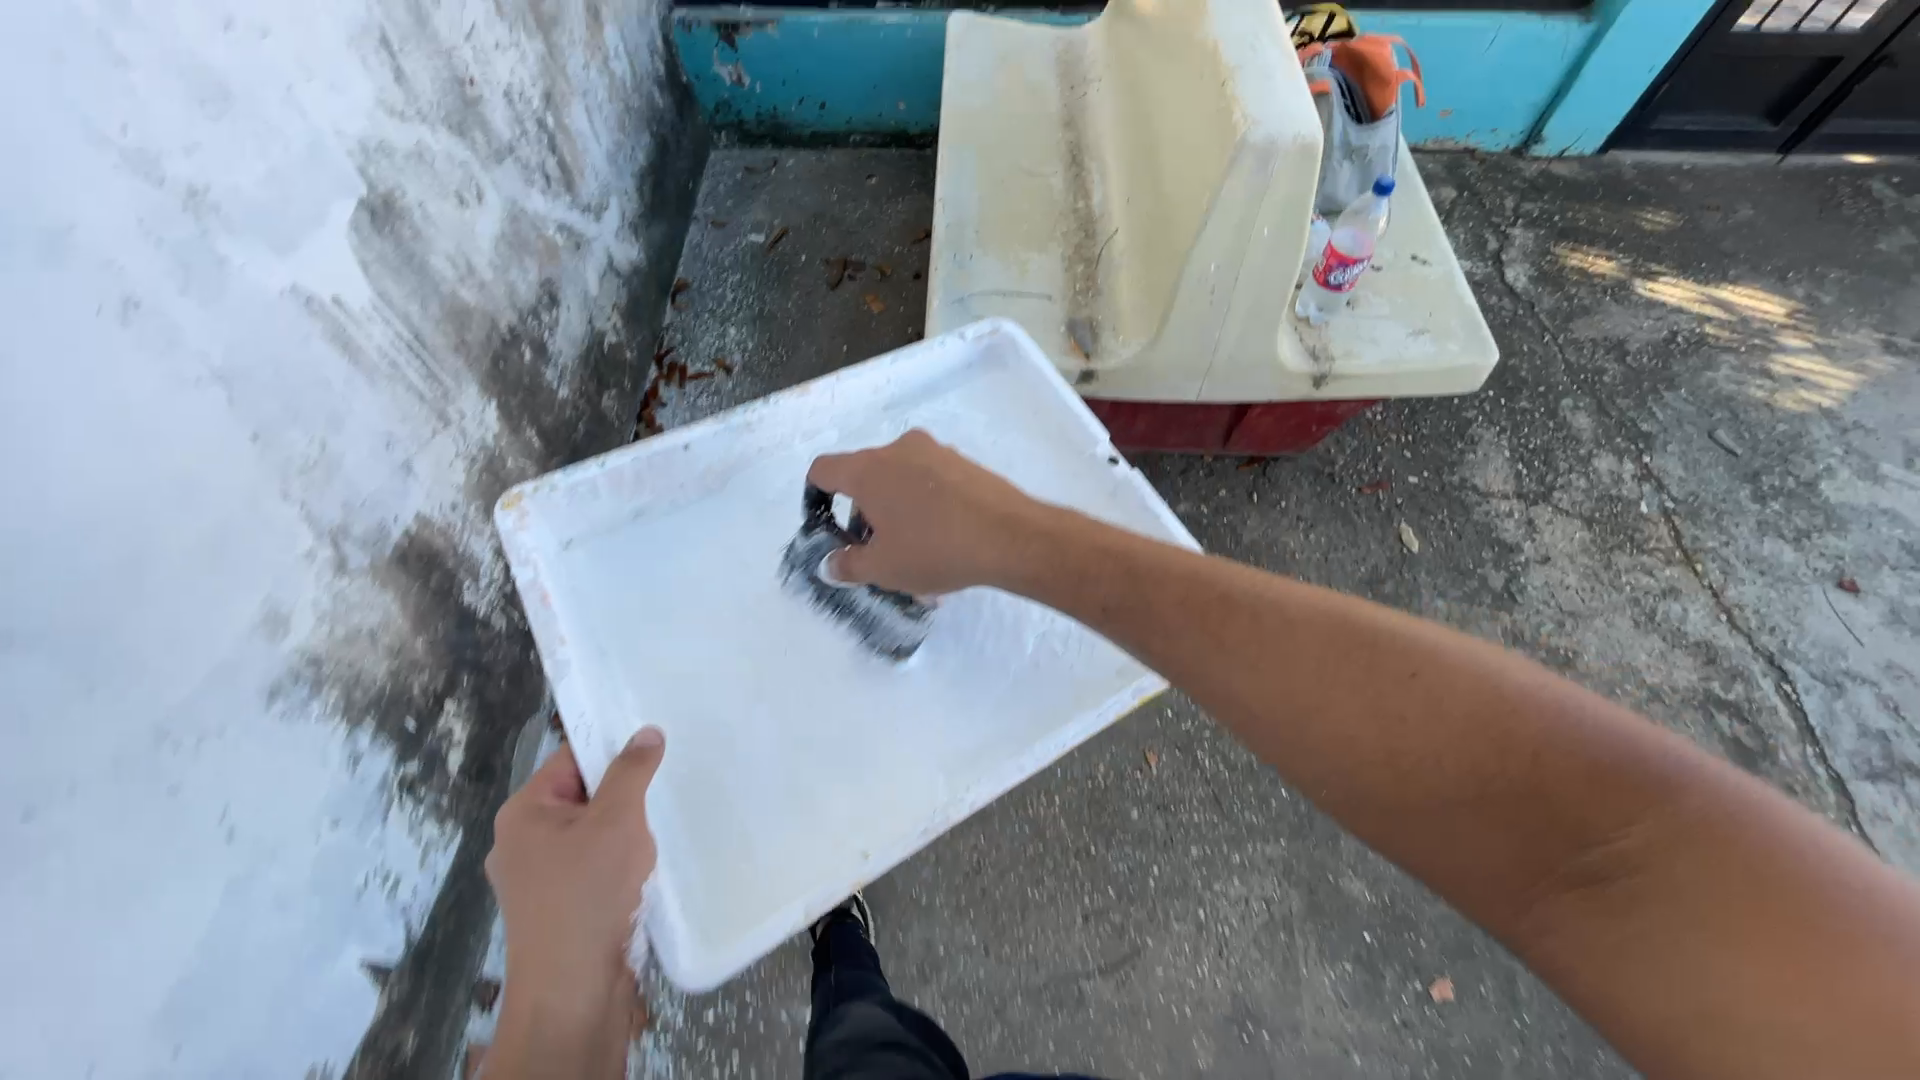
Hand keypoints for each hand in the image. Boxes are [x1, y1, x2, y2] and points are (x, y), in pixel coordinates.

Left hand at [486, 729, 665, 1008]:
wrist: (573, 990)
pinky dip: (617, 863)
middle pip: (580, 796)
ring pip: (588, 835)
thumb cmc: (589, 893)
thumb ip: (632, 771)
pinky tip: (645, 868)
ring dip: (623, 833)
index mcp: (524, 813)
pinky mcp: (555, 909)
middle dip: (622, 795)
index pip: (569, 759)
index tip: (653, 745)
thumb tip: (646, 732)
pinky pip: (589, 867)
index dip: (610, 748)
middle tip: (664, 786)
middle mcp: (520, 842)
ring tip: (659, 829)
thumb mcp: (618, 819)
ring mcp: (535, 880)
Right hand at [806, 430, 1050, 595]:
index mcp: (869, 469)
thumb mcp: (883, 568)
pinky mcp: (967, 465)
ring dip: (900, 519)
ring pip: (903, 485)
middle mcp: (900, 450)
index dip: (815, 497)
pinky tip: (946, 551)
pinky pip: (933, 487)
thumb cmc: (934, 549)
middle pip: (866, 479)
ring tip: (917, 564)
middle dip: (866, 518)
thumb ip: (848, 565)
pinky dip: (929, 513)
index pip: (824, 470)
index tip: (828, 527)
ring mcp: (938, 453)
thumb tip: (830, 564)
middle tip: (878, 554)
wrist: (1012, 537)